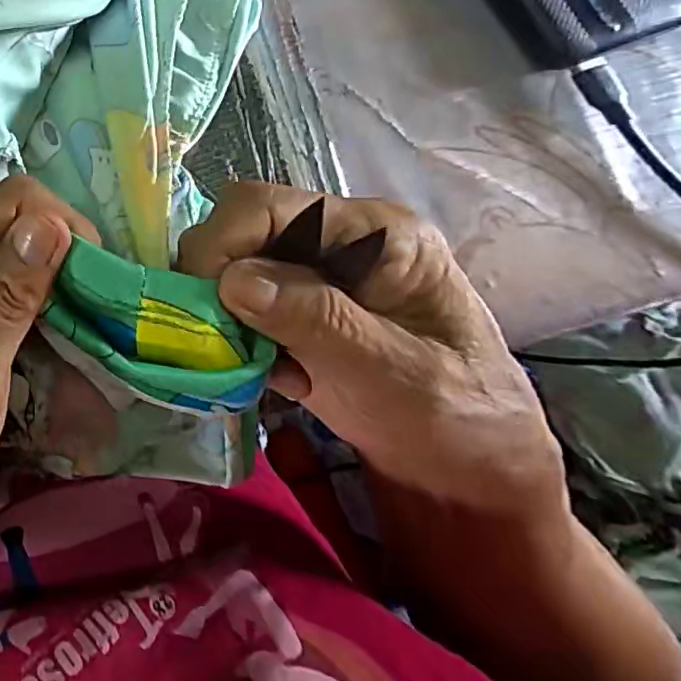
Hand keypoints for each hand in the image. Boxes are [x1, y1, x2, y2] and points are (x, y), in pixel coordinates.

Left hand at [0, 177, 100, 594]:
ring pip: (19, 256)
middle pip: (17, 223)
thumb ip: (7, 298)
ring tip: (92, 330)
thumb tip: (49, 222)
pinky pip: (10, 289)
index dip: (63, 227)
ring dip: (60, 285)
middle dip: (67, 257)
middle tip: (102, 314)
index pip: (11, 202)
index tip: (100, 283)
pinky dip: (43, 307)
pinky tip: (66, 341)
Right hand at [176, 181, 562, 518]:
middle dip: (216, 284)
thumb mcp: (394, 373)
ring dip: (224, 316)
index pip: (266, 206)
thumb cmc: (457, 421)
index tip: (207, 303)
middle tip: (227, 340)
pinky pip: (236, 304)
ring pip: (227, 268)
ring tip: (260, 365)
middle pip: (237, 231)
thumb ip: (318, 321)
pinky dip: (236, 337)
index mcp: (374, 232)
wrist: (473, 473)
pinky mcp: (295, 307)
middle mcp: (336, 238)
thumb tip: (233, 281)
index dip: (220, 244)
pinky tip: (273, 373)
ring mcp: (314, 272)